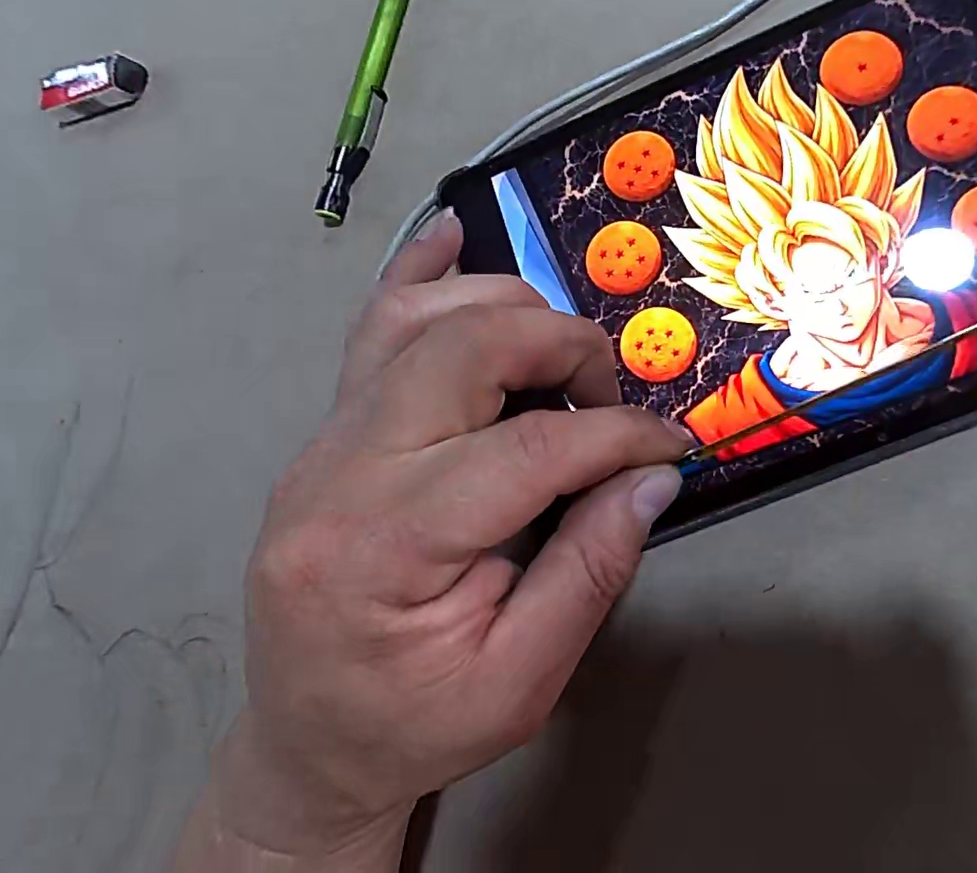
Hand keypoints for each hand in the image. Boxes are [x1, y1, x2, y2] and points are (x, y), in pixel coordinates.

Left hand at [175, 213, 691, 870]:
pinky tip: (452, 235)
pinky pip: (371, 328)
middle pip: (464, 353)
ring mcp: (323, 440)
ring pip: (417, 320)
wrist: (308, 741)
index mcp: (387, 546)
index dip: (615, 435)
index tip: (669, 443)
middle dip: (562, 350)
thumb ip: (592, 567)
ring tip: (559, 351)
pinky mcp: (328, 430)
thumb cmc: (415, 722)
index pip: (525, 450)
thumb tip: (652, 474)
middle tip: (608, 393)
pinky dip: (421, 276)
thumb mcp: (522, 678)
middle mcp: (340, 470)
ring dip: (506, 311)